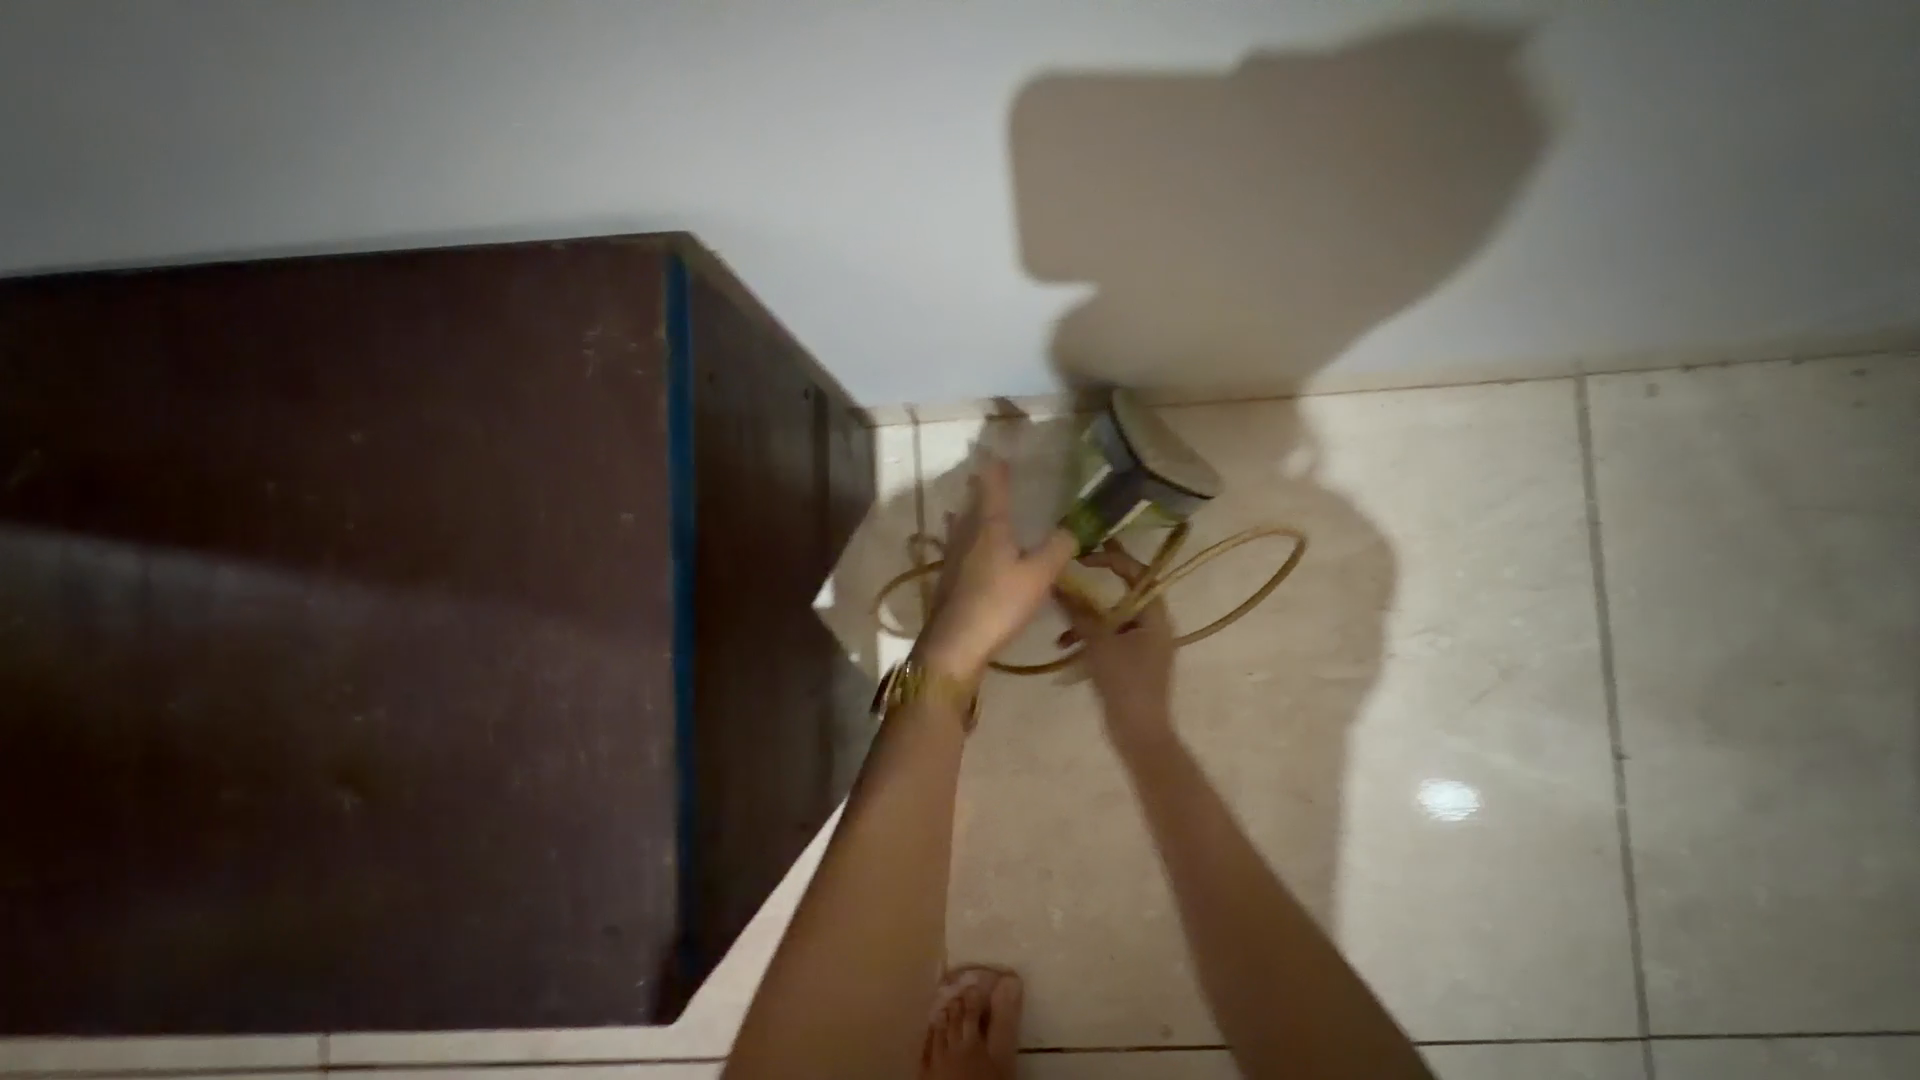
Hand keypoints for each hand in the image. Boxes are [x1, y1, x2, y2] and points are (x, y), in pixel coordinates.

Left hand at [917, 456, 1077, 682]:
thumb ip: (1058, 548)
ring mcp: (953, 555)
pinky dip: (965, 535)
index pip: (993, 487)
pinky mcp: (948, 577)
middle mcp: (967, 533)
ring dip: (970, 510)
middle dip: (981, 487)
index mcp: (990, 526)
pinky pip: (958, 544)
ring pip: (962, 523)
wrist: (955, 642)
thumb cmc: (998, 604)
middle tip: (989, 474)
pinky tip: (966, 546)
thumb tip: (1074, 527)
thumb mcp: (1039, 576)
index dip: (998, 470)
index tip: (1000, 453)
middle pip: (973, 502)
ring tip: (974, 503)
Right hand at [1054, 542, 1176, 744]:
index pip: (1136, 573)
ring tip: (1062, 629)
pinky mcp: (1133, 663)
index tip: (1085, 554)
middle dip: (1097, 586)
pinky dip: (1090, 639)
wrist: (1140, 732)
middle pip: (1125, 594)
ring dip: (1087, 619)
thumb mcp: (1098, 643)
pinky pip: (1110, 640)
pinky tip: (1066, 649)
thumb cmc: (1125, 682)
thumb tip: (1059, 586)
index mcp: (1154, 615)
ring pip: (1113, 619)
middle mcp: (1154, 625)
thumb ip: (1079, 612)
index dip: (1112, 559)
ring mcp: (1144, 645)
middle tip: (1075, 569)